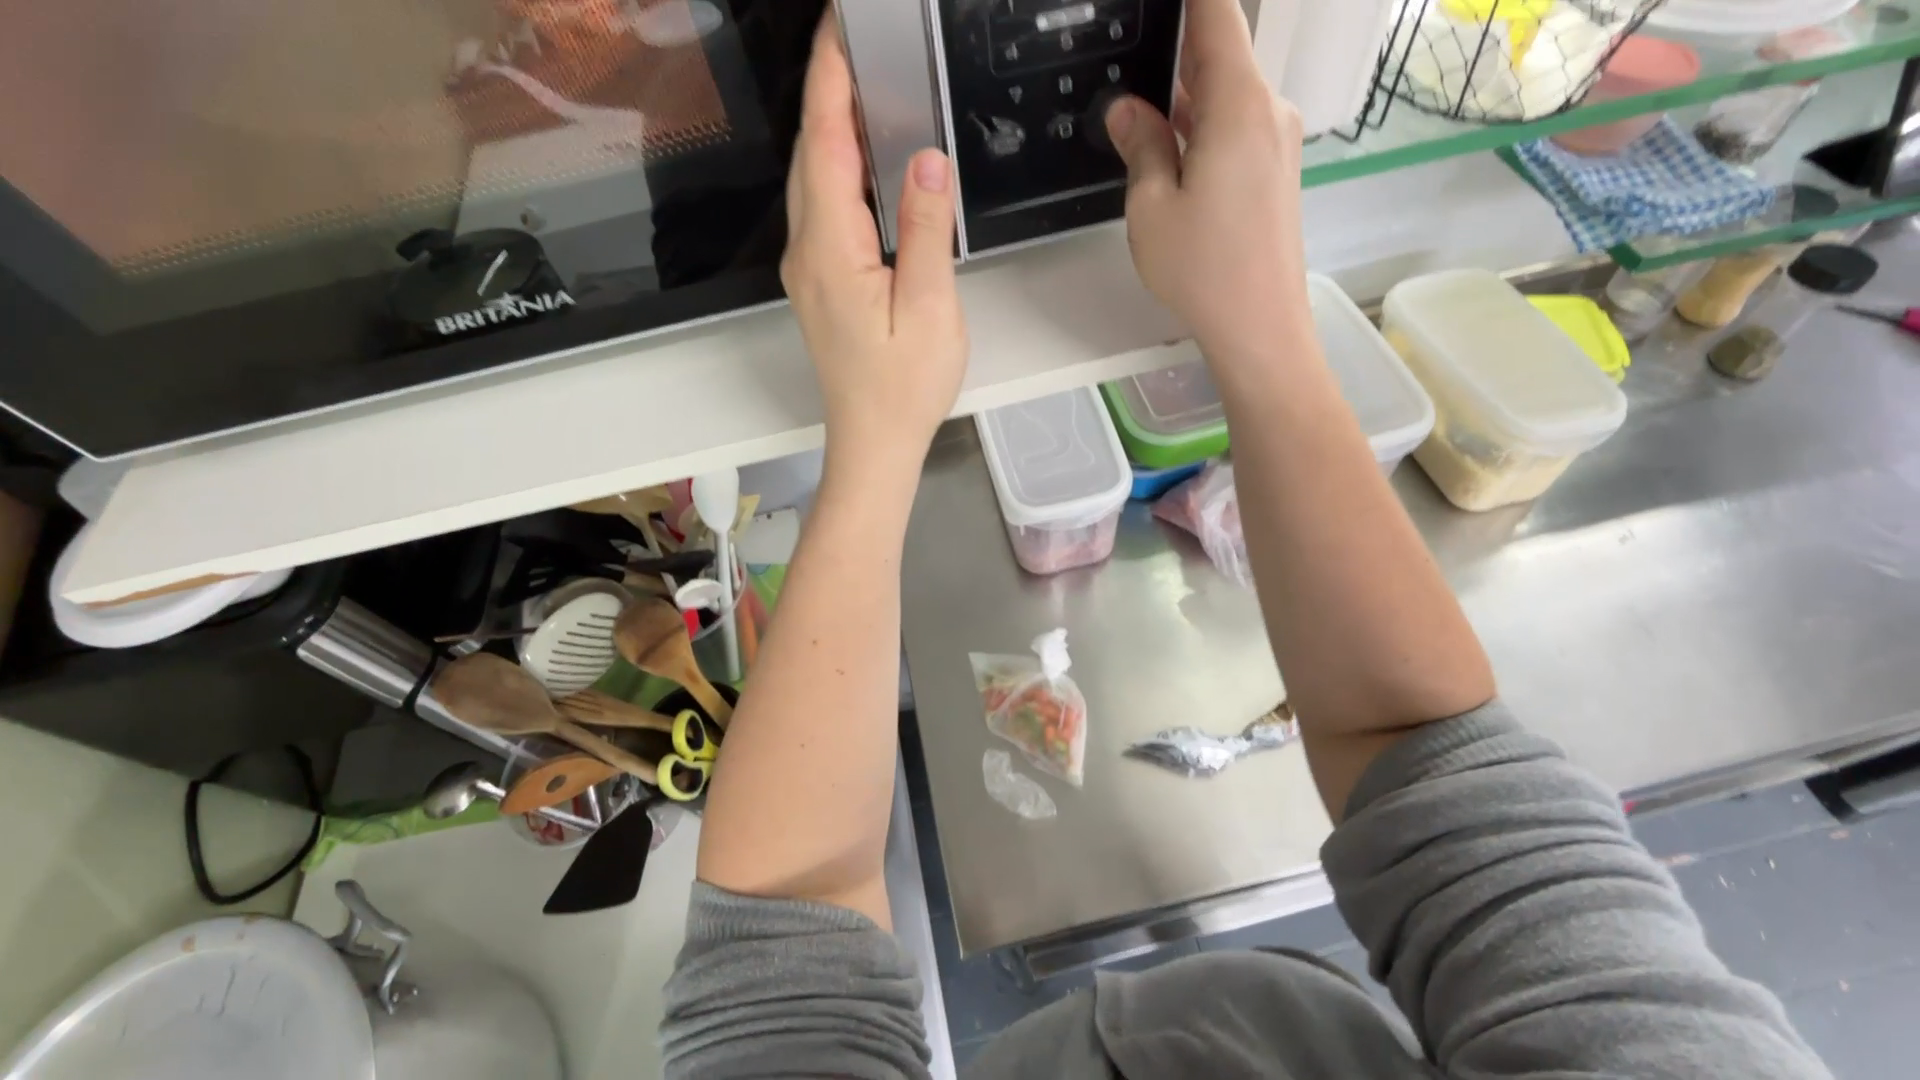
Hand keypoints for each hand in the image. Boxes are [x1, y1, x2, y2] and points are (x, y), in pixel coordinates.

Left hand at [782, 15, 967, 469]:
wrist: (873, 442)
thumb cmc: (904, 387)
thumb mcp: (929, 308)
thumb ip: (925, 230)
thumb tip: (926, 159)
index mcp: (830, 249)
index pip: (824, 143)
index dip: (829, 79)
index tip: (839, 27)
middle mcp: (806, 251)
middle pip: (810, 153)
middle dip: (827, 90)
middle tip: (859, 44)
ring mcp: (807, 268)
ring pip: (812, 180)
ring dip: (831, 127)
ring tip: (864, 85)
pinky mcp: (819, 283)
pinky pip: (821, 207)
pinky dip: (837, 168)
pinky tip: (863, 159)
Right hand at [1102, 0, 1307, 356]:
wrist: (1260, 327)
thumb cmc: (1203, 269)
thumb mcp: (1151, 206)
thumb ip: (1141, 145)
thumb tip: (1127, 109)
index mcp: (1239, 104)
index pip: (1217, 12)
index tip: (1154, 3)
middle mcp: (1268, 110)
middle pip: (1220, 54)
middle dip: (1172, 54)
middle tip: (1125, 61)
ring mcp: (1277, 141)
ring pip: (1225, 95)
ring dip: (1183, 98)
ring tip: (1134, 115)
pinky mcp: (1275, 170)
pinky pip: (1235, 126)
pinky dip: (1201, 126)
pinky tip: (1166, 151)